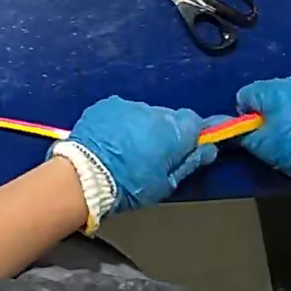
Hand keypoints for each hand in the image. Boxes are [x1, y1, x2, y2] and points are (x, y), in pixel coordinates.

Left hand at [67, 97, 218, 212]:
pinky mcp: (107, 105)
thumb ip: (189, 163)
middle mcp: (154, 111)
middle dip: (166, 133)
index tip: (191, 145)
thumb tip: (209, 149)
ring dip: (142, 128)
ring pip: (145, 115)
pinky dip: (121, 125)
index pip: (196, 122)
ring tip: (128, 151)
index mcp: (173, 131)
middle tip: (154, 156)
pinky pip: (122, 113)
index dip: (194, 134)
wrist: (82, 176)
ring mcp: (129, 105)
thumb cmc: (128, 186)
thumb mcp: (165, 184)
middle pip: (169, 118)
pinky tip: (111, 142)